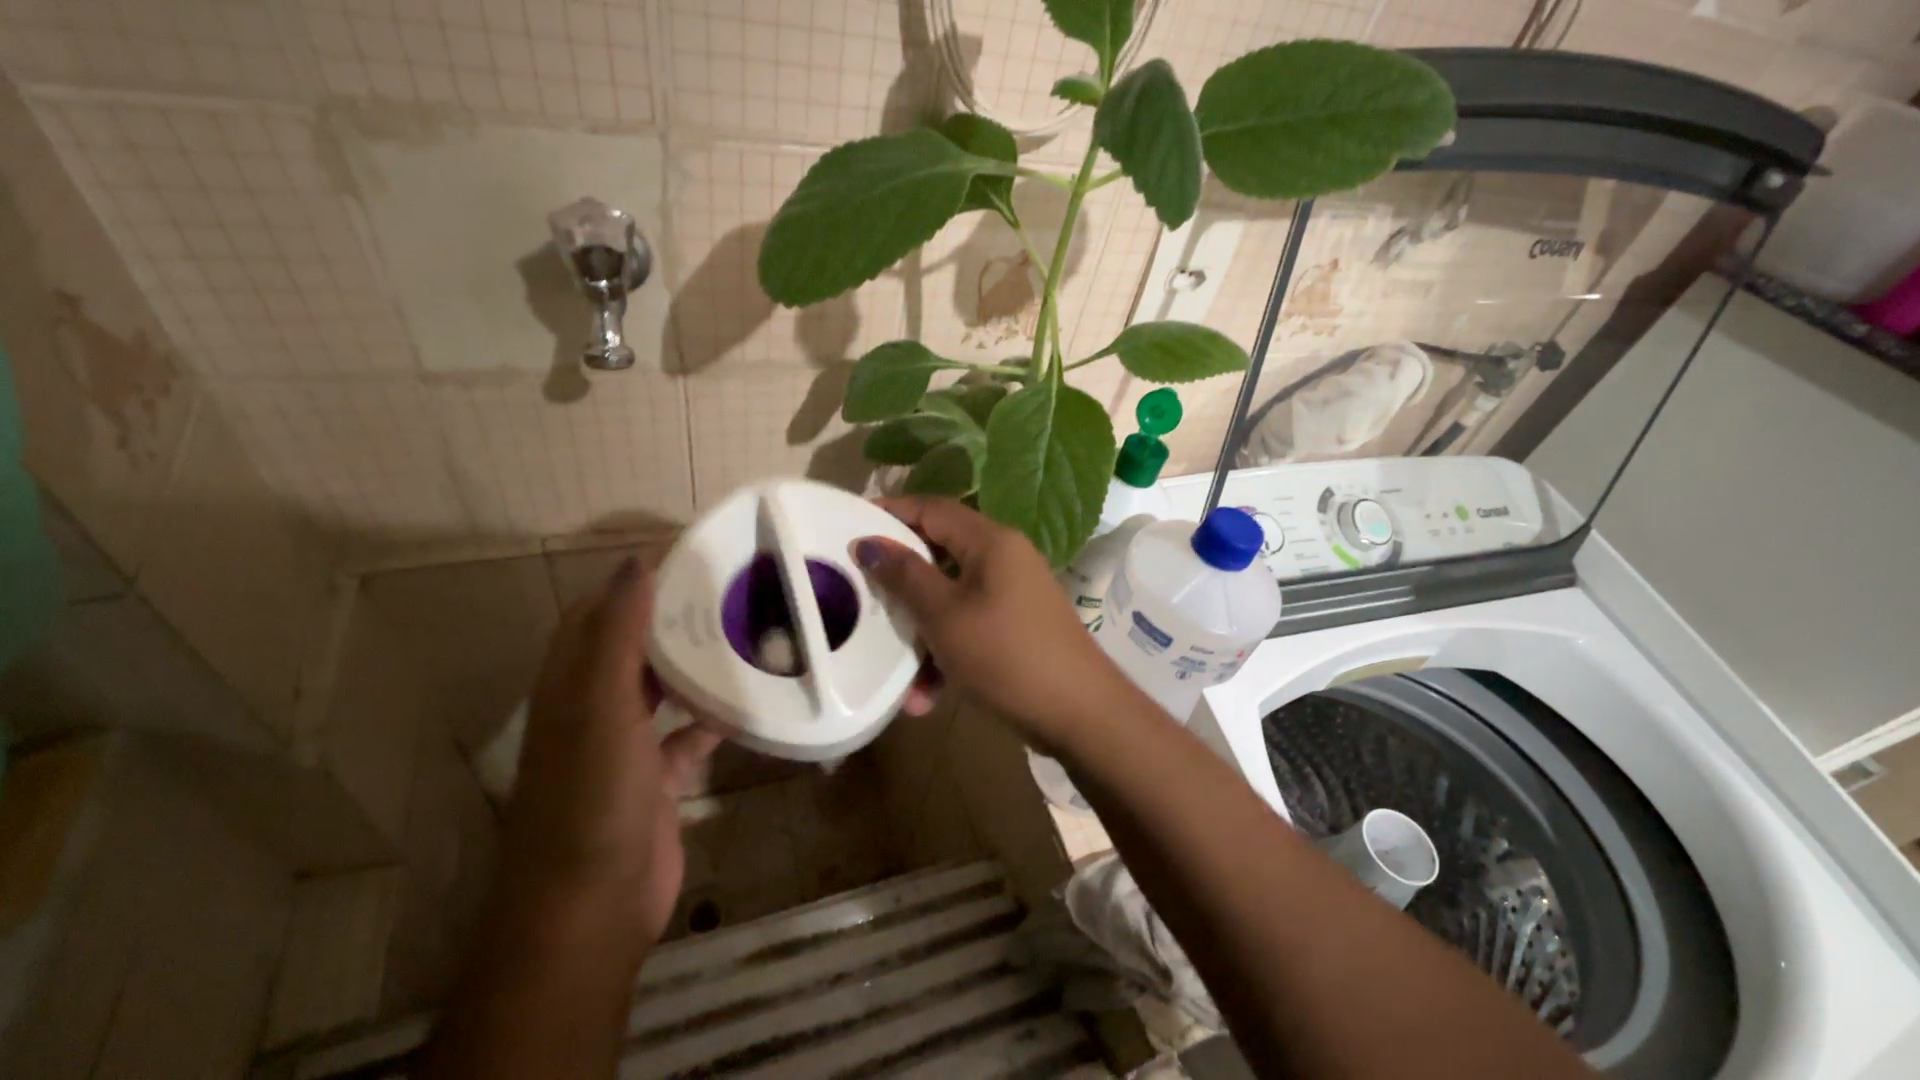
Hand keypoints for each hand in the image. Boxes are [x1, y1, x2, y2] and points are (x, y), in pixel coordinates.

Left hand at [500, 557, 720, 956]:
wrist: (592, 907)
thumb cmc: (592, 800)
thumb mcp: (601, 709)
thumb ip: (616, 637)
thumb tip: (635, 563)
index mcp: (571, 684)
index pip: (597, 613)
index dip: (635, 580)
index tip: (692, 553)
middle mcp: (593, 709)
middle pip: (633, 647)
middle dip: (674, 617)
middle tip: (734, 589)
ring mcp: (624, 748)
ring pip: (663, 690)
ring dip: (696, 664)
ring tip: (749, 633)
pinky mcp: (655, 782)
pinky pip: (688, 736)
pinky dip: (714, 719)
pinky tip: (752, 705)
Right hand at [852, 497, 1122, 751]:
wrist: (1080, 714)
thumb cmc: (1006, 655)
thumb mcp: (945, 616)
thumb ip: (905, 576)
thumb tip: (868, 542)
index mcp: (991, 542)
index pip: (933, 508)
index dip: (891, 512)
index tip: (850, 525)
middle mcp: (1005, 560)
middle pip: (939, 556)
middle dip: (901, 584)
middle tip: (860, 595)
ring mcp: (1014, 596)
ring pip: (951, 601)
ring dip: (921, 635)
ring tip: (895, 673)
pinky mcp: (1017, 630)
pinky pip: (970, 630)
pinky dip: (947, 656)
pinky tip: (926, 698)